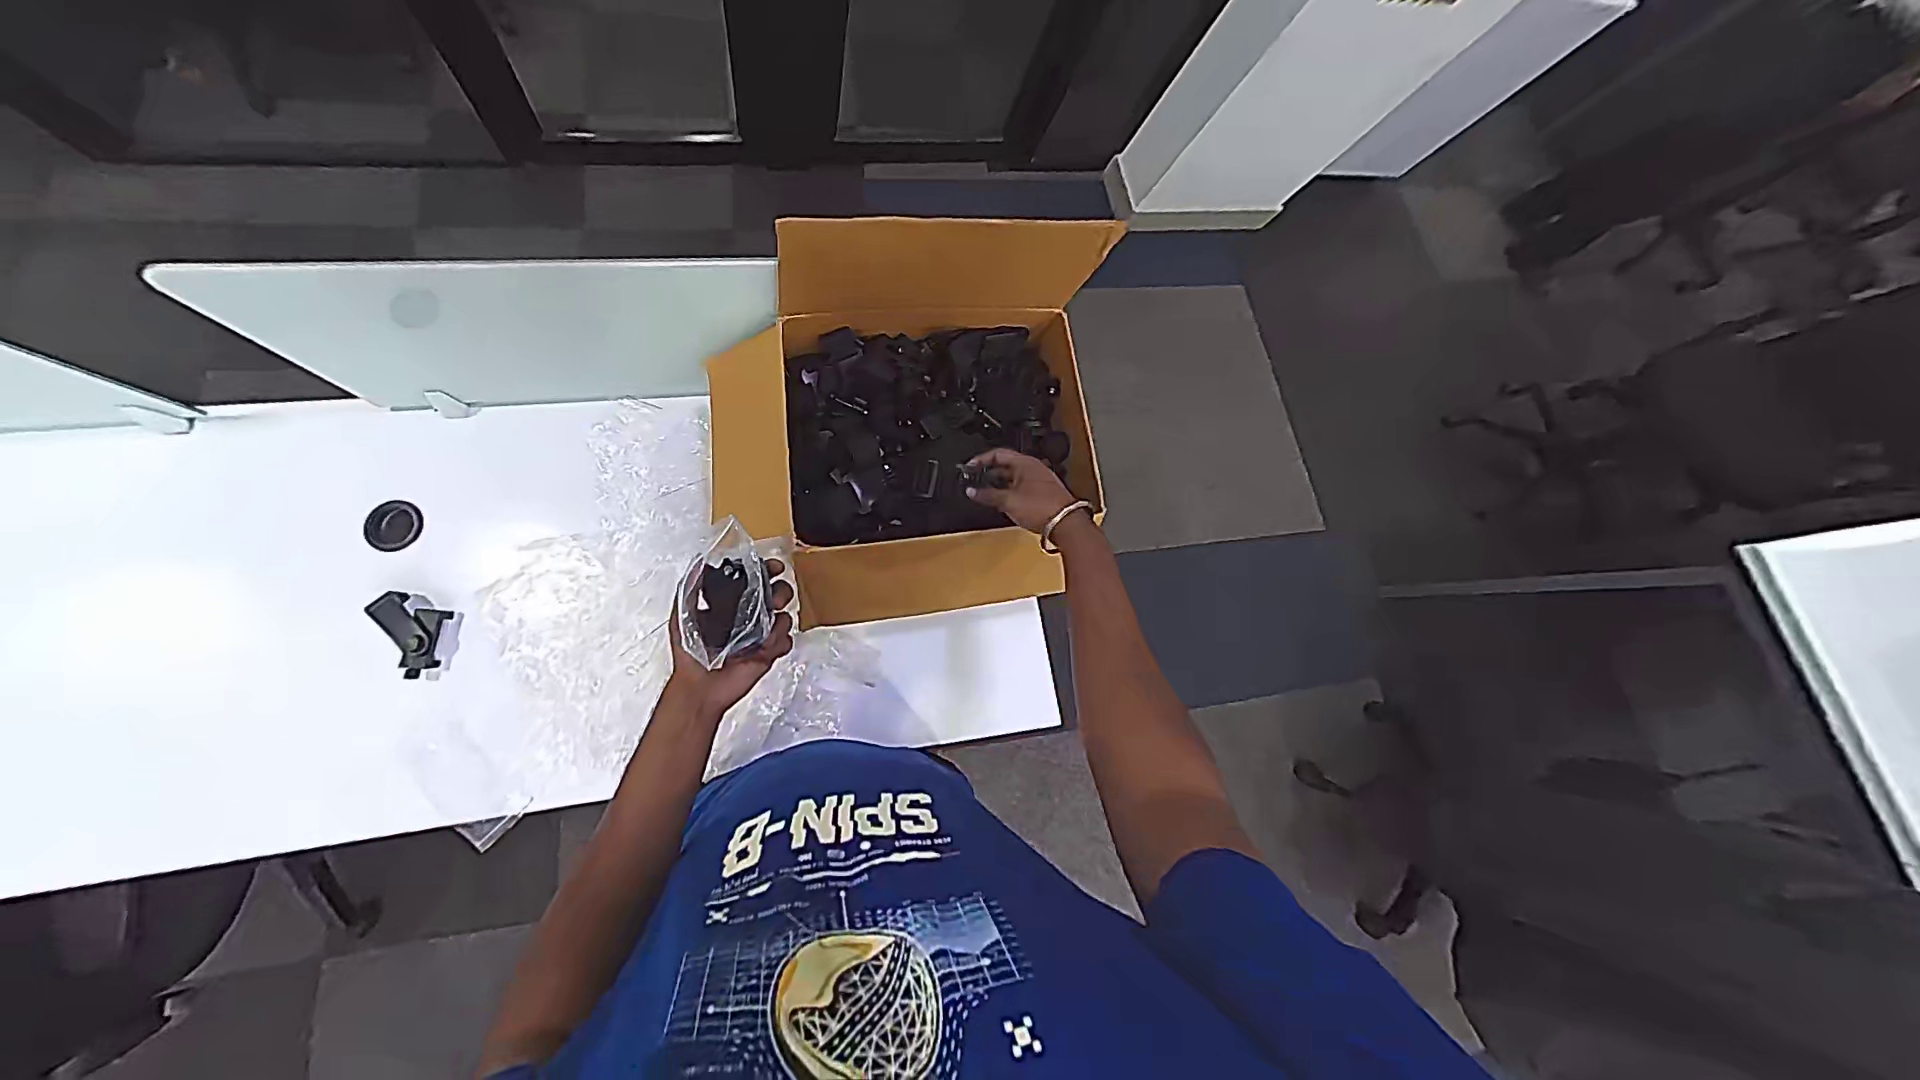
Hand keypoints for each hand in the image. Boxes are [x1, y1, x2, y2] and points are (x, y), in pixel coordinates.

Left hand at [667, 560, 794, 720]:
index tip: (773, 568)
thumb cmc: (689, 653)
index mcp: (731, 604)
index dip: (767, 571)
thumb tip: (698, 564)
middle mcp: (749, 617)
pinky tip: (766, 646)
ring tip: (766, 629)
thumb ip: (691, 589)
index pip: (755, 580)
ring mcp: (761, 635)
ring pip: (785, 617)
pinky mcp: (770, 653)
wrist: (699, 687)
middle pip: (778, 594)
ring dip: (780, 620)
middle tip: (774, 598)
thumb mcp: (683, 615)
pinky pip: (786, 641)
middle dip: (781, 592)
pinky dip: (780, 642)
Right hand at [964, 448, 1079, 534]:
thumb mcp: (1008, 501)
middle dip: (988, 473)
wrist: (1065, 523)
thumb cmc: (1043, 507)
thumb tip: (972, 491)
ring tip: (986, 493)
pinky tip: (1003, 502)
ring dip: (998, 484)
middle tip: (975, 481)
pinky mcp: (1042, 493)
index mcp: (1025, 463)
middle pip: (1005, 465)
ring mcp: (1039, 480)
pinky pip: (1021, 487)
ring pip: (1013, 477)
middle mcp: (1033, 468)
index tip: (970, 467)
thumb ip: (987, 495)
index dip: (981, 459)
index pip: (998, 453)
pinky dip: (1009, 492)